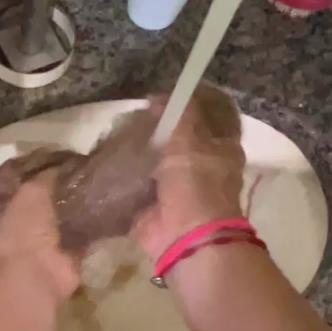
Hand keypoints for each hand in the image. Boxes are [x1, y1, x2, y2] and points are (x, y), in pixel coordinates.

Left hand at [0, 166, 79, 303]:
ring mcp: (39, 242)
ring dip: (70, 201)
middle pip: (29, 199)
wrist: (37, 277)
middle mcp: (14, 226)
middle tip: (71, 164)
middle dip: (48, 184)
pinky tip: (103, 202)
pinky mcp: (64, 255)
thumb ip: (43, 177)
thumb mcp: (29, 193)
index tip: (38, 155)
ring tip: (90, 177)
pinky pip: (78, 233)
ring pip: (55, 215)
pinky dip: (89, 222)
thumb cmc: (22, 231)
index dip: (15, 169)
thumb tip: (61, 167)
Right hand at [131, 84, 247, 259]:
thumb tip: (163, 98)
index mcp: (221, 149)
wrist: (183, 235)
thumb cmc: (195, 184)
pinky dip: (126, 173)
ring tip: (120, 133)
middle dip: (160, 128)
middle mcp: (201, 166)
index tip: (165, 95)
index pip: (208, 118)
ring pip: (158, 159)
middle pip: (179, 139)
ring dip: (141, 150)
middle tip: (137, 115)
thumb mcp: (190, 139)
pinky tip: (111, 158)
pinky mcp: (152, 204)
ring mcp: (175, 186)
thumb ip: (181, 114)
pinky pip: (138, 182)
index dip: (189, 104)